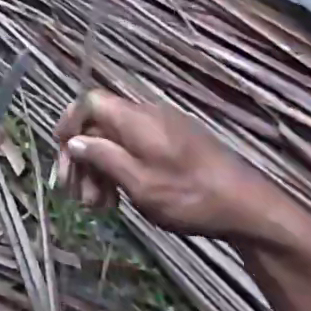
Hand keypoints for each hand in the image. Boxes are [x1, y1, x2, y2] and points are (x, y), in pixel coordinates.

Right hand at [54, 90, 308, 244]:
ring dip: (100, 170)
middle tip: (76, 195)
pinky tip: (120, 198)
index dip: (69, 123)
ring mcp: (164, 130)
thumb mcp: (139, 182)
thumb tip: (74, 141)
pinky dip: (121, 170)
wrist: (249, 208)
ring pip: (117, 141)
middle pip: (100, 125)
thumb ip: (103, 157)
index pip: (90, 102)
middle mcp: (148, 116)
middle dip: (83, 158)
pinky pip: (136, 149)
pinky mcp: (176, 146)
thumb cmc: (190, 196)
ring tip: (99, 206)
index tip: (61, 154)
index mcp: (136, 119)